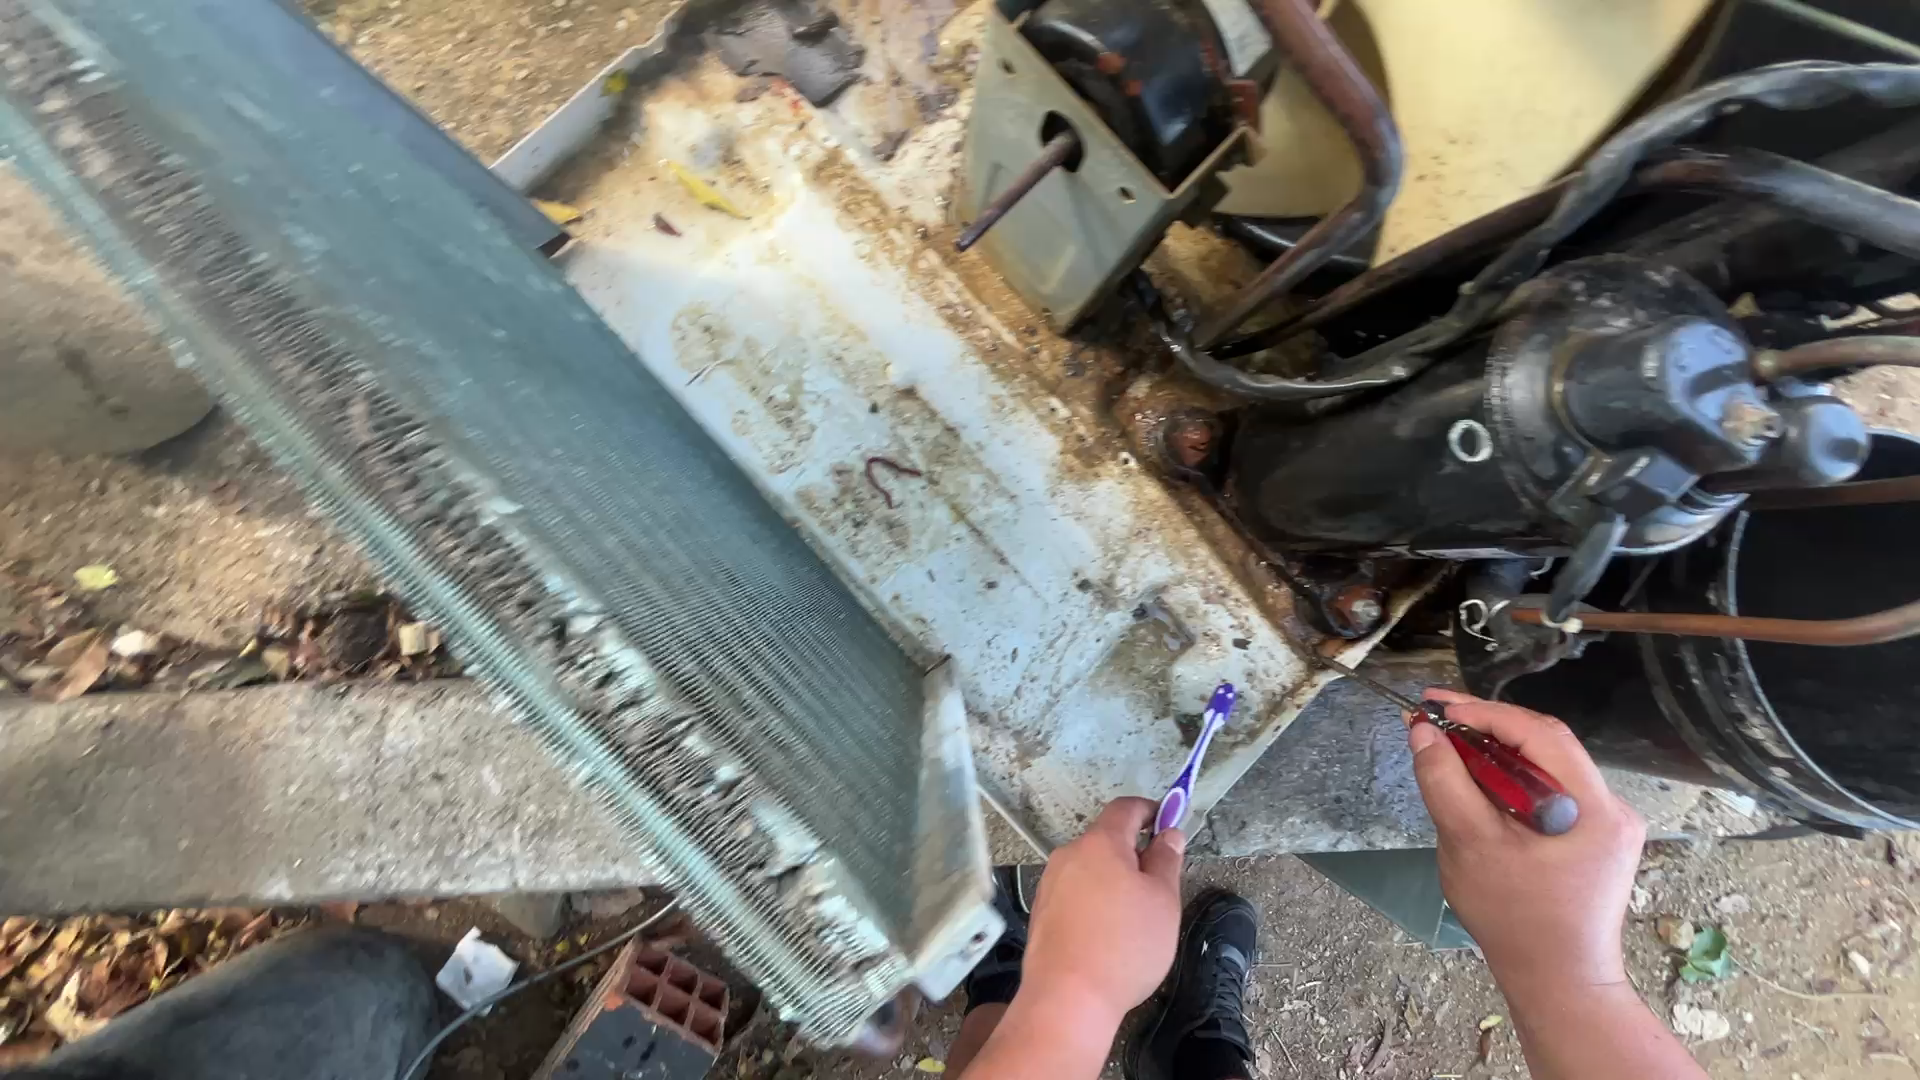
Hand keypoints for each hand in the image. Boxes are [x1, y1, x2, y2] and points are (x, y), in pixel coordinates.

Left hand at [1022, 797, 1185, 1025]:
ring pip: (1090, 867)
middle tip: (1158, 882)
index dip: (1149, 809)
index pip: (1125, 808)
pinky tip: (1106, 933)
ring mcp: (1051, 880)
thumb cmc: (1124, 945)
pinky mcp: (1041, 908)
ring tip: (1133, 916)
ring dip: (1112, 878)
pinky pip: (1074, 891)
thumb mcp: (1162, 901)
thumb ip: (1166, 860)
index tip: (1167, 821)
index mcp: (1100, 843)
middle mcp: (1070, 853)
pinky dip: (1093, 899)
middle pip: (1106, 839)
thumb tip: (1169, 833)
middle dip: (1133, 852)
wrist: (1067, 995)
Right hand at [1408, 690, 1645, 996]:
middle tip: (1430, 715)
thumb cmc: (1513, 912)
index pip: (1538, 733)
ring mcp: (1601, 820)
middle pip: (1541, 741)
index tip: (1433, 707)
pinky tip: (1470, 776)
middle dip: (1482, 723)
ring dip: (1488, 746)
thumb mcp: (1468, 841)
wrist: (1556, 976)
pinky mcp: (1587, 832)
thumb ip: (1444, 780)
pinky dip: (1501, 771)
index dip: (1482, 712)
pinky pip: (1540, 783)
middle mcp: (1608, 806)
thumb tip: (1421, 730)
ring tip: (1441, 742)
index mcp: (1593, 806)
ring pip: (1538, 761)